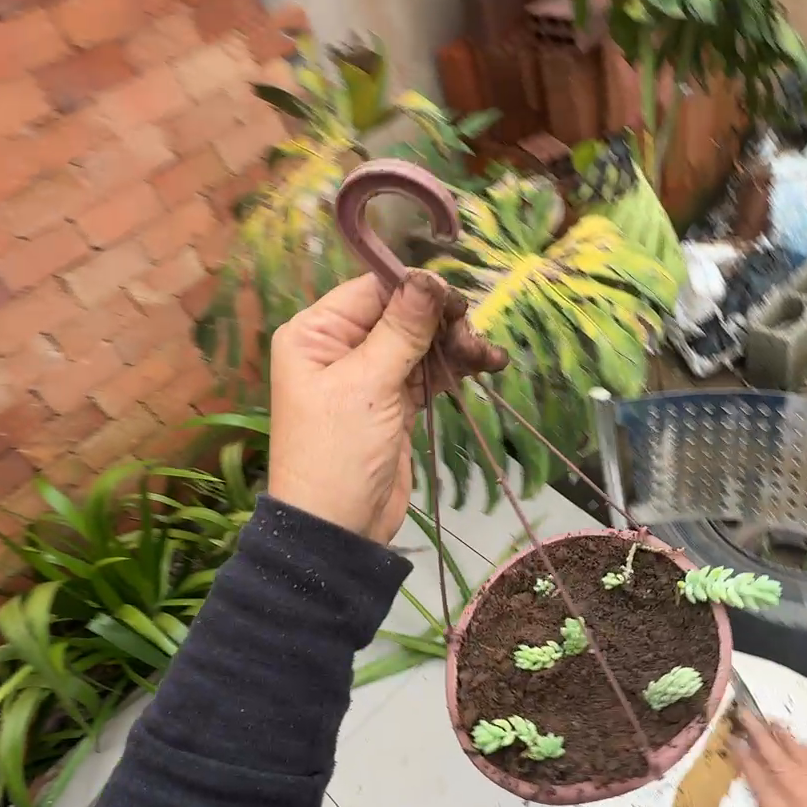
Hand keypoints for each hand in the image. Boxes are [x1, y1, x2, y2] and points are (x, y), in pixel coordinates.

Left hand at [267, 269, 505, 542]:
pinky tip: (486, 365)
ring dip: (456, 346)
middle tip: (474, 339)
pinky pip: (428, 373)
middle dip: (442, 323)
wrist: (338, 528)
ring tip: (490, 357)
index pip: (373, 291)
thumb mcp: (368, 385)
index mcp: (317, 333)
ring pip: (421, 344)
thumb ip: (401, 330)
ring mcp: (370, 376)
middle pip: (402, 315)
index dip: (417, 291)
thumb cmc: (338, 452)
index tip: (458, 302)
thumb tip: (428, 279)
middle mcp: (341, 348)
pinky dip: (455, 369)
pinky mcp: (394, 403)